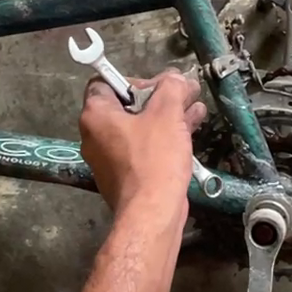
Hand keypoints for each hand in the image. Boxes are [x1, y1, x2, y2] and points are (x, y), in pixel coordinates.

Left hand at [79, 69, 206, 214]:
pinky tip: (191, 129)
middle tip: (184, 92)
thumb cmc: (154, 159)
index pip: (105, 82)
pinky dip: (164, 137)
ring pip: (140, 127)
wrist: (152, 212)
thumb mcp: (167, 113)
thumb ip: (171, 88)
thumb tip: (176, 79)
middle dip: (160, 97)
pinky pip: (144, 147)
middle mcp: (95, 136)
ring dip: (168, 115)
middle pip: (127, 105)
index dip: (135, 79)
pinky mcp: (126, 175)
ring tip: (195, 107)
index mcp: (96, 115)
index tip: (160, 84)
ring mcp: (109, 158)